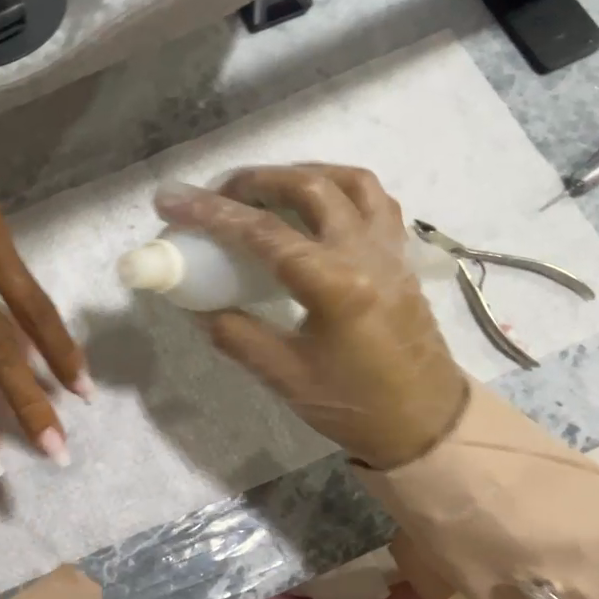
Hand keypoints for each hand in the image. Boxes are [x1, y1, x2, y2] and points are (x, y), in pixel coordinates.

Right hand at [153, 166, 469, 468]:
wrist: (429, 425)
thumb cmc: (355, 406)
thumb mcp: (283, 377)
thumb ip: (235, 334)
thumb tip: (199, 304)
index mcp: (335, 286)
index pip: (262, 231)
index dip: (210, 211)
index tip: (170, 199)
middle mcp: (367, 254)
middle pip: (309, 188)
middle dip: (255, 180)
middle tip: (217, 193)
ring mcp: (390, 250)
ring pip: (349, 182)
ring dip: (300, 174)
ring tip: (264, 189)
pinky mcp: (401, 255)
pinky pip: (374, 200)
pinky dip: (338, 188)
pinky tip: (312, 205)